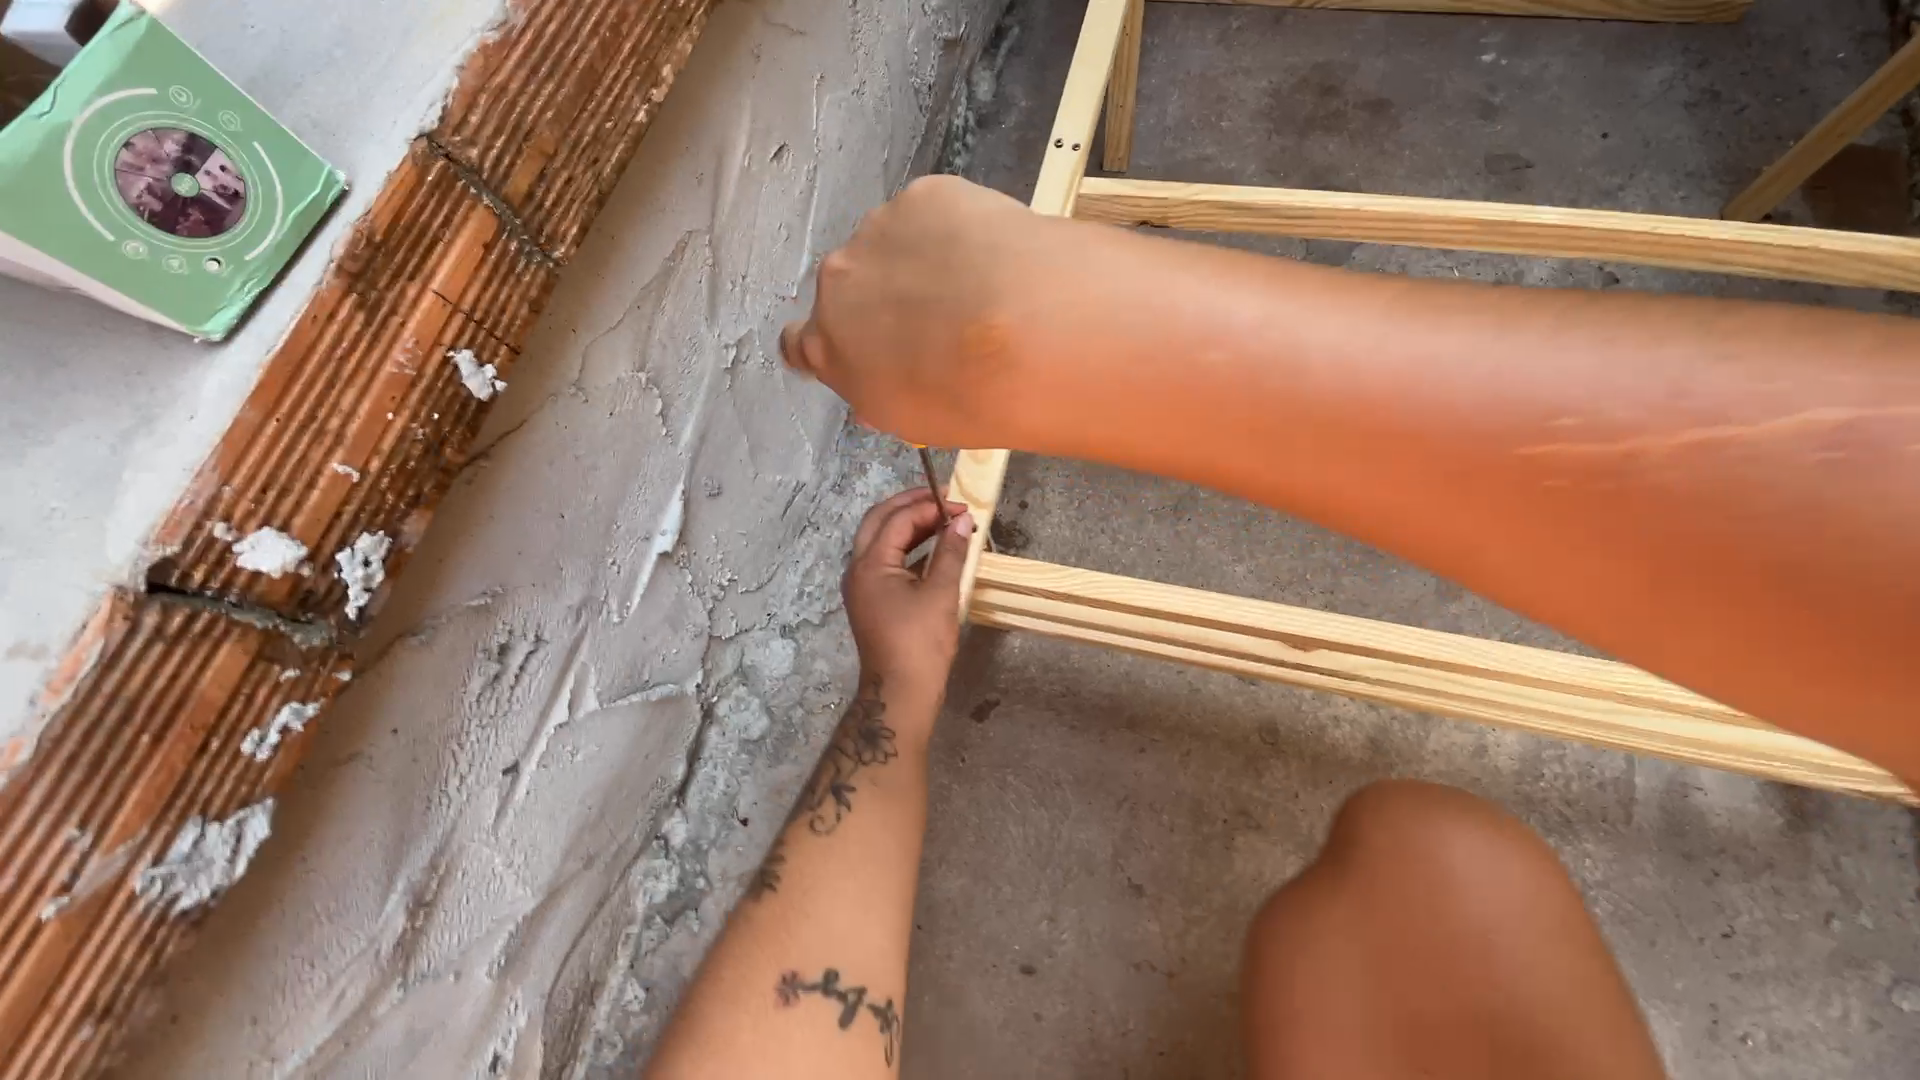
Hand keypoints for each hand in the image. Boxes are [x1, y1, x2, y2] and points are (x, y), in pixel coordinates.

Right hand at [781, 176, 1078, 448]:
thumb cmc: (969, 400)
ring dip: (921, 260)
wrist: (1031, 336)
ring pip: (893, 244)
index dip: (833, 343)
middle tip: (938, 320)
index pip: (801, 342)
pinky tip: (992, 255)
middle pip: (851, 287)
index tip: (862, 347)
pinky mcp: (925, 195)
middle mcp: (837, 282)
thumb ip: (882, 396)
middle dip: (884, 299)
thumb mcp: (915, 422)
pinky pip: (935, 213)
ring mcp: (879, 230)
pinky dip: (957, 229)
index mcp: (827, 345)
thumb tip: (879, 384)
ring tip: (976, 287)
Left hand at [842, 488, 973, 718]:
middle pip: (879, 522)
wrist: (902, 692)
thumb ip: (951, 552)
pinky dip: (909, 551)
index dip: (929, 508)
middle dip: (911, 507)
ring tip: (944, 522)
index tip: (961, 507)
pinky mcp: (872, 601)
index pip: (897, 520)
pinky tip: (936, 551)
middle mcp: (858, 570)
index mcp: (869, 564)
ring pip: (881, 541)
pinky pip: (887, 563)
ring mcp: (862, 586)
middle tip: (944, 501)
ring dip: (910, 527)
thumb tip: (962, 521)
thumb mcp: (941, 594)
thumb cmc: (921, 643)